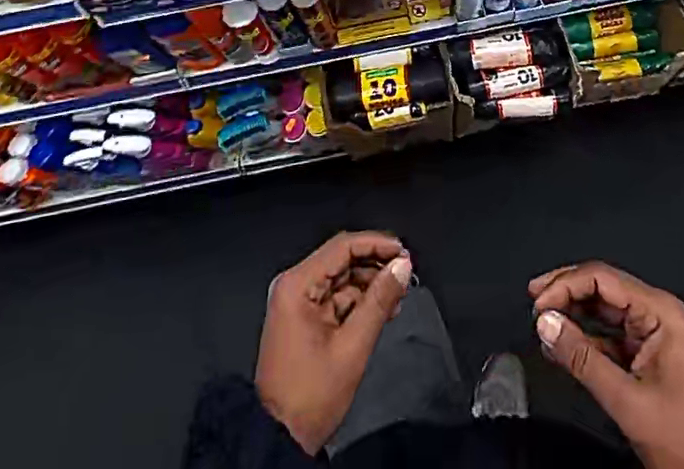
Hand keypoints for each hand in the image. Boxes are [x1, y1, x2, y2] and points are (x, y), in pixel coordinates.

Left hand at [257, 230, 412, 453]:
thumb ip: (380, 300)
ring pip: (344, 277)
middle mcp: (294, 287)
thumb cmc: (309, 397)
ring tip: (397, 297)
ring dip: (372, 284)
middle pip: (343, 259)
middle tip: (404, 275)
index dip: (377, 244)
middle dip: (377, 265)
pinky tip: (382, 310)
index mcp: (297, 287)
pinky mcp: (304, 317)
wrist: (278, 439)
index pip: (343, 246)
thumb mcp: (353, 345)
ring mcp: (298, 302)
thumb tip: (402, 267)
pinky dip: (361, 300)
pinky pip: (338, 296)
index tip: (404, 253)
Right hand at [529, 261, 683, 468]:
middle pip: (605, 288)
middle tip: (534, 301)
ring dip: (575, 315)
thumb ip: (584, 359)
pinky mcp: (654, 357)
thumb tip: (548, 324)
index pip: (604, 278)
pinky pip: (614, 336)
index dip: (566, 284)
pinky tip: (566, 345)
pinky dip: (588, 339)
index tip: (537, 303)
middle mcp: (661, 315)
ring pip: (607, 312)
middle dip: (567, 292)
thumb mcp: (630, 401)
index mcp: (662, 312)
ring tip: (544, 322)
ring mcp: (658, 336)